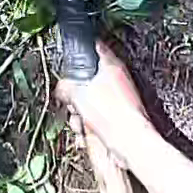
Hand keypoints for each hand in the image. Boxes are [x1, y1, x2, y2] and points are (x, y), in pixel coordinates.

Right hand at [55, 41, 158, 160]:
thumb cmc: (113, 117)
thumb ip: (66, 87)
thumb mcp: (78, 96)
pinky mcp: (121, 116)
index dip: (81, 51)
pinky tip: (87, 133)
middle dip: (76, 92)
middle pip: (89, 78)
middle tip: (73, 101)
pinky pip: (98, 115)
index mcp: (112, 65)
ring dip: (81, 112)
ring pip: (92, 99)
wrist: (131, 146)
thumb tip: (61, 87)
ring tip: (80, 122)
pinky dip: (90, 123)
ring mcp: (121, 98)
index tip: (71, 59)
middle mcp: (119, 79)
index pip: (96, 46)